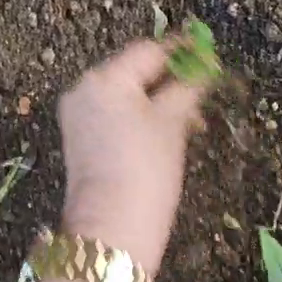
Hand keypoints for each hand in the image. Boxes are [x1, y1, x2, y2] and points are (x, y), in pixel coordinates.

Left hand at [56, 40, 210, 272]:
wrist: (111, 230)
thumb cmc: (146, 170)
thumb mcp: (173, 123)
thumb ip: (189, 86)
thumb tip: (205, 66)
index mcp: (105, 78)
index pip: (148, 50)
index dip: (179, 51)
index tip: (205, 52)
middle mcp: (84, 87)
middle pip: (133, 71)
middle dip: (168, 80)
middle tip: (201, 92)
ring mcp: (76, 112)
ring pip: (124, 94)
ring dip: (155, 100)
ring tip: (189, 119)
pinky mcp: (77, 137)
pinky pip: (112, 113)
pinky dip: (136, 117)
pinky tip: (162, 133)